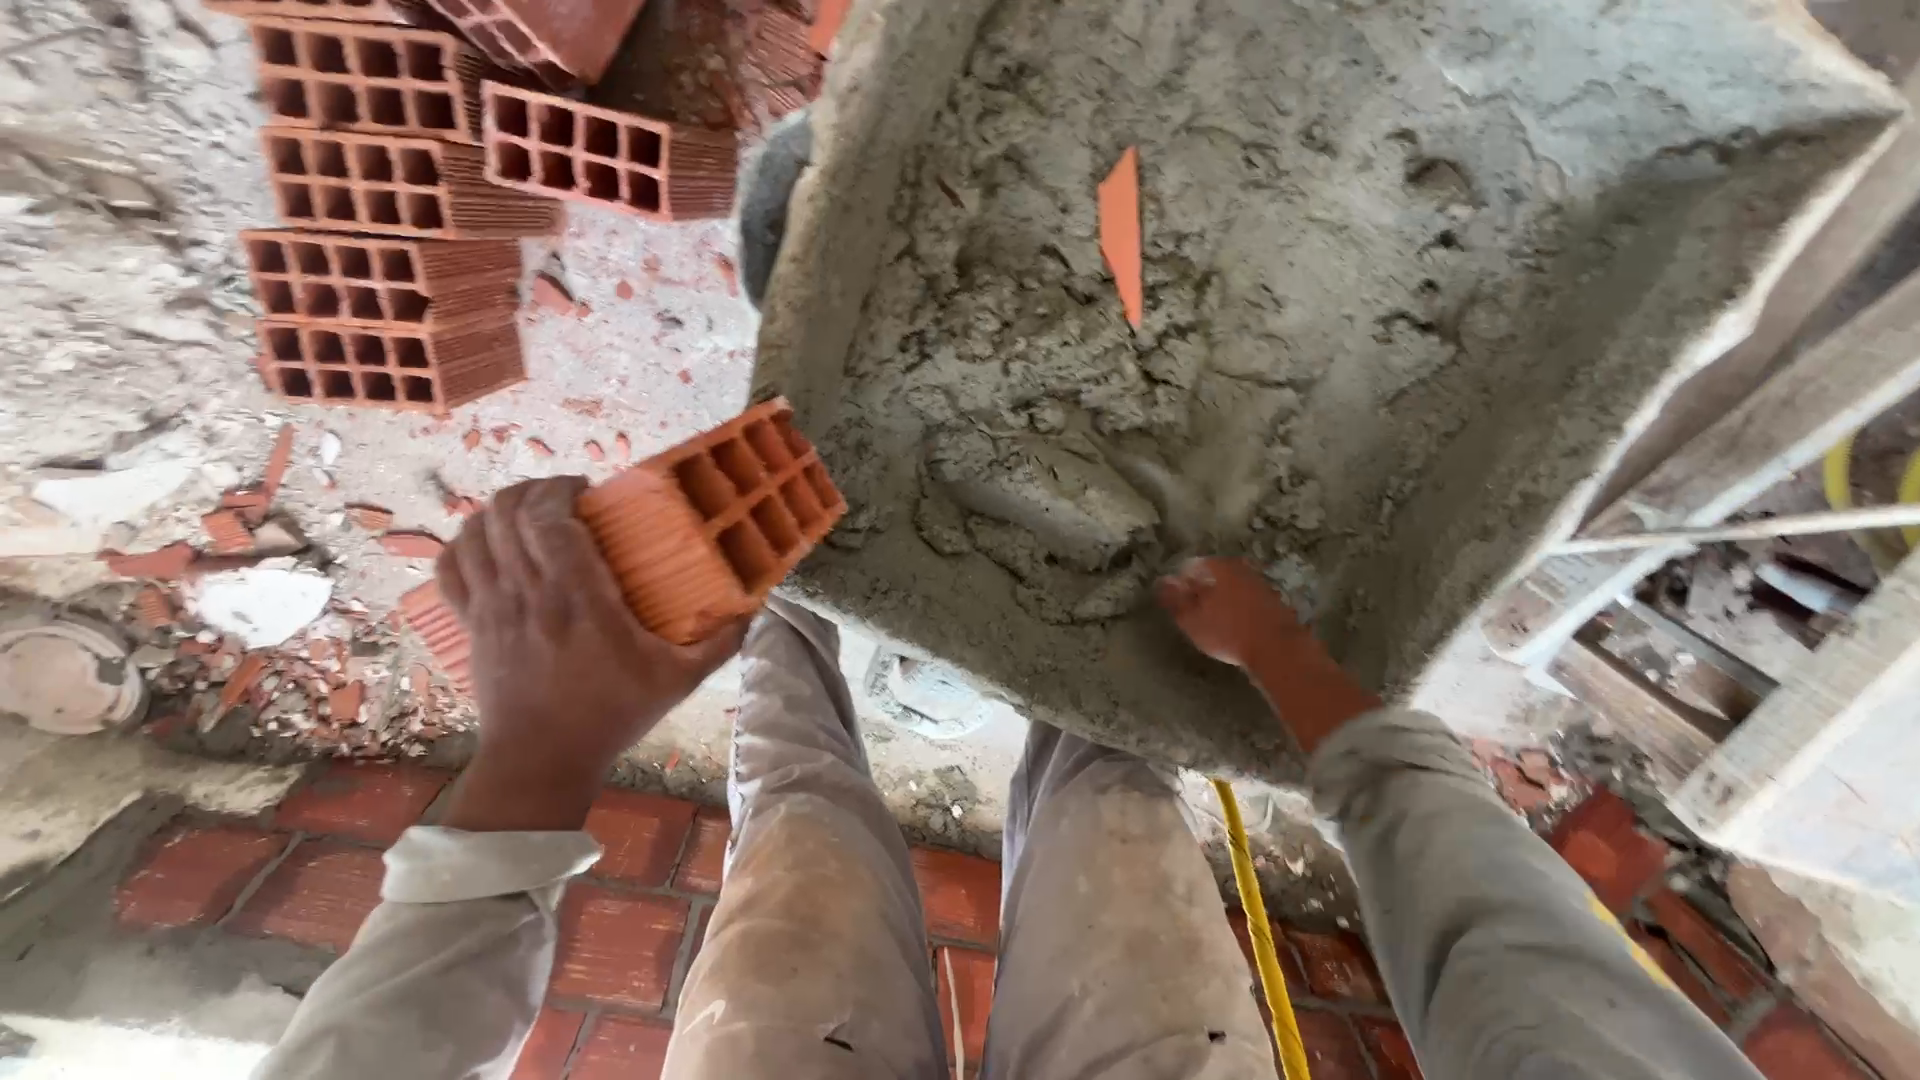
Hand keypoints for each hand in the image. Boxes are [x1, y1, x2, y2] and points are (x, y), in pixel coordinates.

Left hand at [434, 477, 750, 830]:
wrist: (541, 760)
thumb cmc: (612, 714)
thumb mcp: (679, 681)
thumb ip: (720, 643)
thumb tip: (754, 609)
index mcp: (578, 598)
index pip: (550, 519)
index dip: (562, 489)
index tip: (590, 490)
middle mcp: (528, 592)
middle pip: (509, 512)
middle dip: (536, 489)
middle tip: (566, 497)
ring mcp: (491, 606)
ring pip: (477, 531)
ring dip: (502, 509)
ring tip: (531, 513)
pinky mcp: (471, 623)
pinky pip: (451, 564)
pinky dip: (466, 541)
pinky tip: (489, 541)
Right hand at [1155, 556, 1377, 753]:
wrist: (1279, 650)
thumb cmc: (1227, 631)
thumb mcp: (1191, 618)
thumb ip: (1174, 599)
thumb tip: (1162, 582)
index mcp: (1220, 567)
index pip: (1192, 566)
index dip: (1180, 583)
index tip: (1176, 602)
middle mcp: (1242, 570)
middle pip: (1215, 576)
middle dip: (1202, 591)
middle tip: (1192, 613)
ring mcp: (1262, 586)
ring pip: (1233, 589)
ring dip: (1222, 602)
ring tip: (1213, 624)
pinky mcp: (1276, 605)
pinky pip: (1248, 603)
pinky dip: (1239, 612)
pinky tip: (1235, 630)